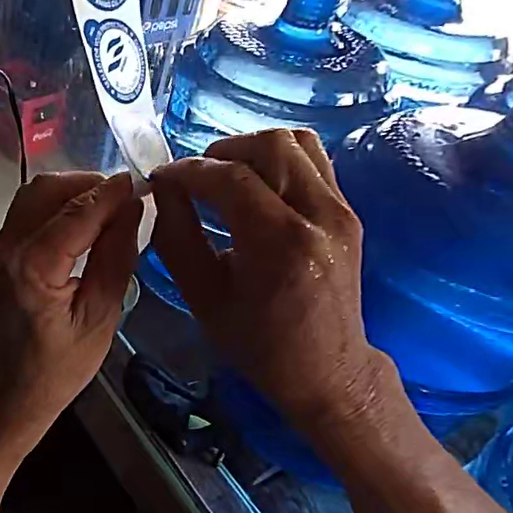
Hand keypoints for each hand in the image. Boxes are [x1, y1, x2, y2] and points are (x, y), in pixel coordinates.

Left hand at [0, 171, 142, 453]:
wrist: (9, 393)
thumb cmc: (59, 367)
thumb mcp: (100, 317)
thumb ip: (116, 257)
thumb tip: (132, 209)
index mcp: (33, 266)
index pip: (77, 212)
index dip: (111, 193)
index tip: (139, 182)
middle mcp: (7, 247)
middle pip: (49, 190)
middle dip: (90, 186)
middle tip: (125, 198)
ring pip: (35, 195)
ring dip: (72, 192)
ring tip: (108, 207)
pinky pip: (27, 212)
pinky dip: (57, 206)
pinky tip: (84, 221)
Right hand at [149, 130, 398, 429]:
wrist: (325, 369)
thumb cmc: (258, 343)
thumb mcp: (203, 298)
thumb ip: (177, 237)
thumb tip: (165, 189)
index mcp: (279, 245)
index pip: (231, 178)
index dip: (190, 170)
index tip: (164, 177)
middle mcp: (319, 217)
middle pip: (271, 145)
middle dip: (224, 151)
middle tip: (198, 178)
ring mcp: (341, 211)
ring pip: (298, 144)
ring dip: (255, 150)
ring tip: (228, 177)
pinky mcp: (348, 213)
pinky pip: (314, 163)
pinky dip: (281, 162)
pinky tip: (259, 188)